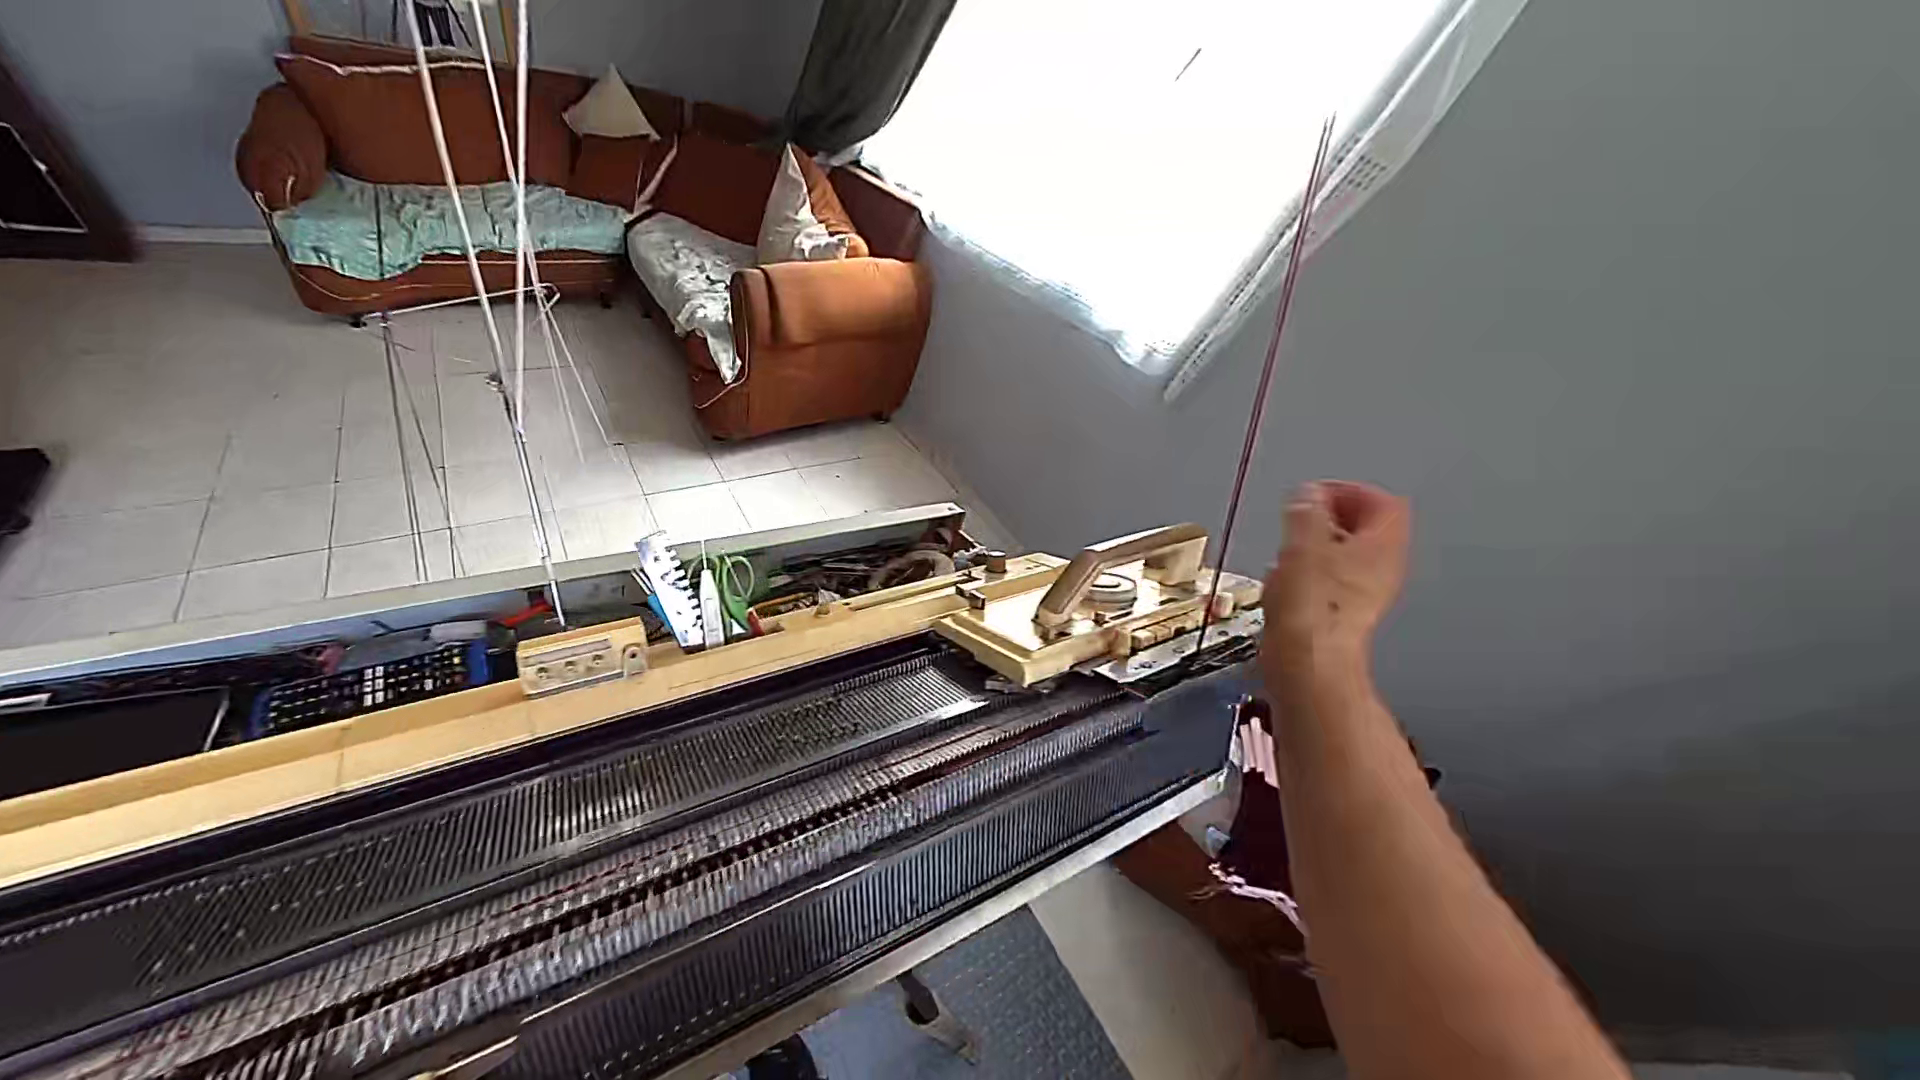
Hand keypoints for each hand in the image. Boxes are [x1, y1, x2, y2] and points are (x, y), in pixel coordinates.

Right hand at [1260, 480, 1410, 691]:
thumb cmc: (1311, 609)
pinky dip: (1309, 571)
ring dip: (1316, 545)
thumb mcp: (1302, 546)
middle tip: (1301, 517)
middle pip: (1365, 528)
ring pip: (1346, 555)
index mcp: (1381, 547)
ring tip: (1288, 548)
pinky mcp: (1342, 612)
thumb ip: (1306, 514)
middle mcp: (1381, 570)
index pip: (1382, 502)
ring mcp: (1364, 593)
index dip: (1347, 492)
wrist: (1306, 662)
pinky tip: (1284, 580)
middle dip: (1330, 517)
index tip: (1315, 495)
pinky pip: (1331, 579)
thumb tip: (1308, 496)